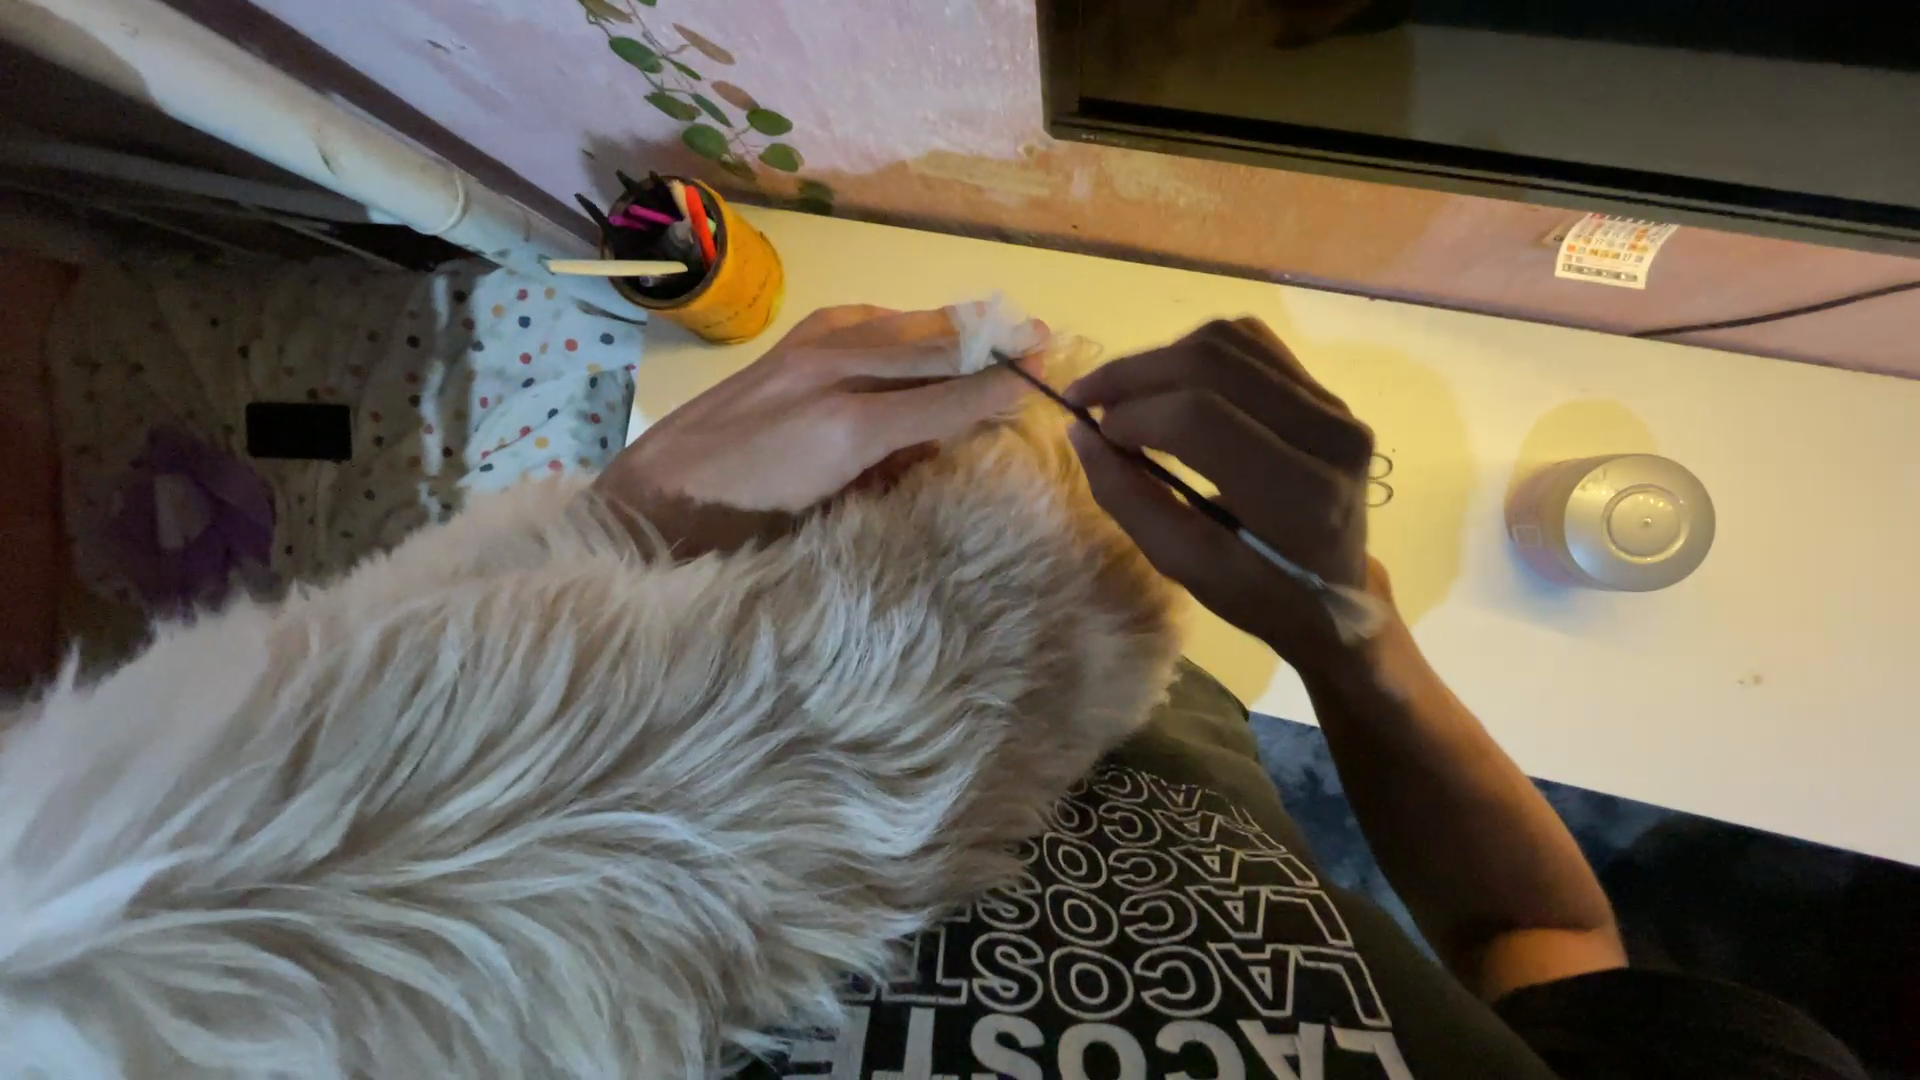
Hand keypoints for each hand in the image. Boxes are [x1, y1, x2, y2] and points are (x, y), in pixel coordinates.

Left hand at [594, 304, 1039, 555]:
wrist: (660, 495)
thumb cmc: (749, 526)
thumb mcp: (834, 513)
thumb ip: (893, 470)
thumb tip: (941, 440)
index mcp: (850, 428)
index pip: (948, 399)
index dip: (999, 388)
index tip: (1044, 375)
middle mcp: (835, 371)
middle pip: (934, 345)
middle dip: (990, 342)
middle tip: (1040, 336)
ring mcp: (809, 347)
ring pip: (902, 323)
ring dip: (952, 324)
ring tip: (995, 325)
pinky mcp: (792, 341)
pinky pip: (864, 319)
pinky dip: (901, 324)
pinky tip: (917, 331)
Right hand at [1065, 318, 1380, 668]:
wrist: (1332, 591)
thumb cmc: (1256, 593)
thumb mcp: (1184, 563)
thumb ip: (1128, 498)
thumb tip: (1080, 433)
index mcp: (1297, 494)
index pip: (1200, 418)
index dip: (1133, 414)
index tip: (1092, 431)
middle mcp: (1328, 434)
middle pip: (1213, 362)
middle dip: (1134, 373)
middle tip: (1088, 396)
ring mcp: (1334, 404)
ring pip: (1229, 340)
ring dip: (1160, 358)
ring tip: (1123, 392)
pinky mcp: (1326, 391)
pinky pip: (1251, 341)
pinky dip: (1195, 352)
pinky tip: (1169, 383)